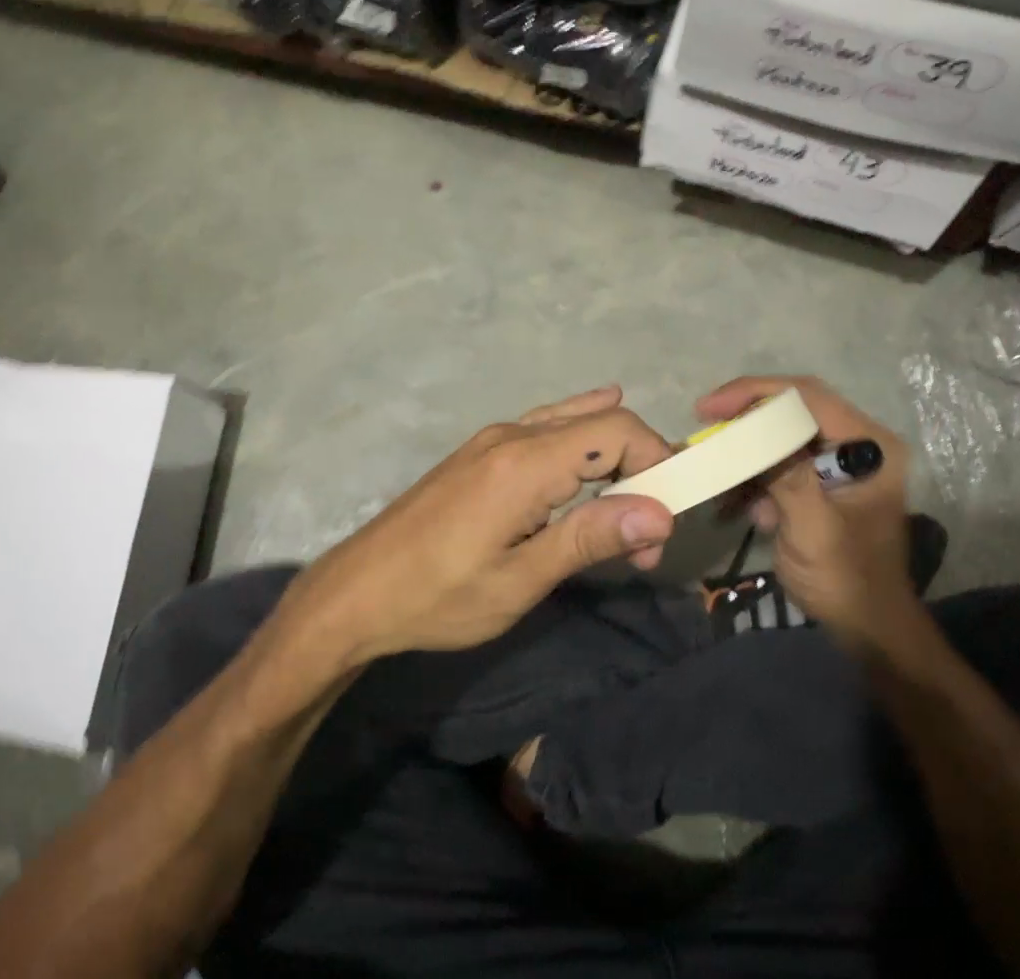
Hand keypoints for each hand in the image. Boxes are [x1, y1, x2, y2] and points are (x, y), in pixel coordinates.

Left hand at [274, 386, 676, 662]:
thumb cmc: (436, 598)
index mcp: (524, 464)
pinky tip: (594, 449)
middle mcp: (511, 437)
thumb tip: (660, 513)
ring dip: (612, 461)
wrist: (356, 593)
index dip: (658, 464)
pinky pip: (544, 431)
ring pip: (574, 424)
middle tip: (644, 537)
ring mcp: (490, 441)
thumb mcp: (518, 581)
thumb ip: (588, 539)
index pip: (619, 432)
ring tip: (625, 514)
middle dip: (641, 468)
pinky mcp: (478, 455)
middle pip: (602, 422)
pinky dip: (581, 442)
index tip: (663, 525)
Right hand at [697, 376, 914, 649]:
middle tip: (702, 431)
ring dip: (745, 456)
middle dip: (744, 422)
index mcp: (870, 446)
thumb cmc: (846, 578)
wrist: (866, 626)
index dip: (755, 393)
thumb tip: (752, 438)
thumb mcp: (814, 529)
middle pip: (792, 412)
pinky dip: (752, 481)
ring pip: (780, 439)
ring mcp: (838, 465)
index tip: (707, 407)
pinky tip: (732, 506)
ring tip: (712, 472)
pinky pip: (778, 467)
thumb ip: (788, 479)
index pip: (808, 397)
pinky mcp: (820, 485)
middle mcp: (858, 444)